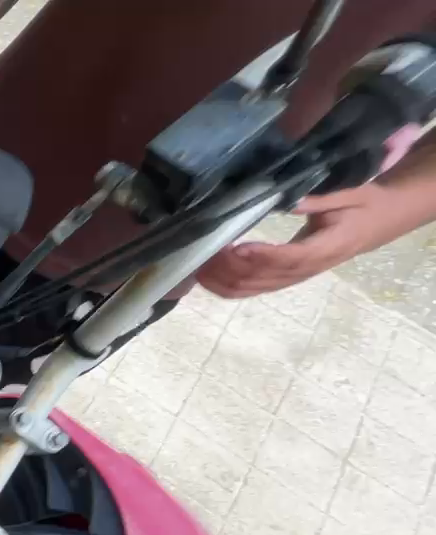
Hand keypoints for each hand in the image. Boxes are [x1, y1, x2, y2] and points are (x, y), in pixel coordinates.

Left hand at [196, 182, 425, 298]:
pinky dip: (220, 286)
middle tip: (209, 249)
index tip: (237, 246)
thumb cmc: (366, 207)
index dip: (260, 256)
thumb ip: (321, 200)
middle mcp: (305, 270)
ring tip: (201, 260)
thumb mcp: (354, 196)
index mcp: (326, 248)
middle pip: (258, 277)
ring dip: (219, 278)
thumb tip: (289, 200)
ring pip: (246, 288)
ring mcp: (289, 279)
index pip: (288, 258)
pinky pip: (244, 291)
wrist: (380, 223)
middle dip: (228, 266)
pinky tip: (204, 274)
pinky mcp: (279, 282)